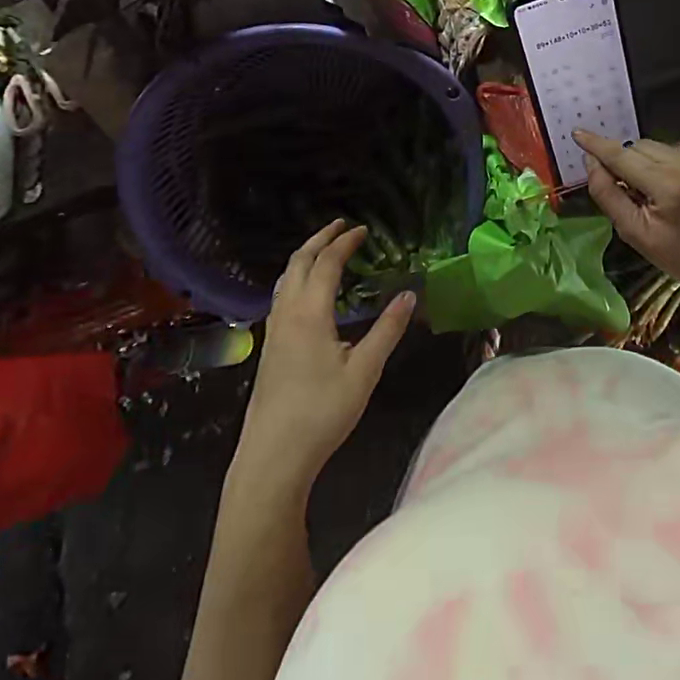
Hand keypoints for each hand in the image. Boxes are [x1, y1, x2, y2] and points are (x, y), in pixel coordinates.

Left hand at [236, 220, 415, 489]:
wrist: (274, 454)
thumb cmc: (322, 412)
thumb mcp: (364, 371)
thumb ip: (387, 330)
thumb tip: (409, 295)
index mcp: (309, 313)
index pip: (326, 263)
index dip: (345, 242)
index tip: (363, 230)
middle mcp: (287, 313)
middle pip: (299, 262)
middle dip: (320, 239)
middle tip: (341, 226)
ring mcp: (274, 329)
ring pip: (286, 278)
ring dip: (305, 257)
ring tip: (324, 250)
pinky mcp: (269, 346)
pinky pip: (282, 295)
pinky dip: (297, 277)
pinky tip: (307, 293)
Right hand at [574, 130, 679, 302]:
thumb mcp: (636, 234)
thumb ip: (608, 195)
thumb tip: (591, 164)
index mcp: (669, 186)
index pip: (623, 156)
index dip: (597, 145)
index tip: (578, 134)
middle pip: (640, 147)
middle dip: (626, 163)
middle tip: (629, 192)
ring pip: (660, 147)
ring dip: (648, 163)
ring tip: (657, 194)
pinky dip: (670, 164)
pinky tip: (678, 189)